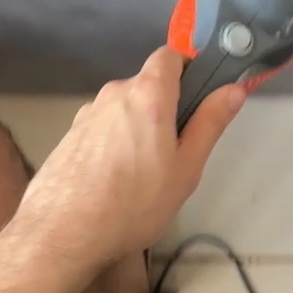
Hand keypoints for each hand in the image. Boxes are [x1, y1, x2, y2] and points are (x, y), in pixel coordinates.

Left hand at [16, 47, 244, 269]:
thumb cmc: (133, 203)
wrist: (59, 237)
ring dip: (137, 127)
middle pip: (147, 85)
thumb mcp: (186, 169)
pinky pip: (102, 128)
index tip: (198, 96)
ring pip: (123, 109)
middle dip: (164, 107)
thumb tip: (234, 89)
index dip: (187, 68)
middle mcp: (115, 93)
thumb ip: (210, 123)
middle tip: (174, 149)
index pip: (170, 55)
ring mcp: (87, 114)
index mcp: (148, 94)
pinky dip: (112, 143)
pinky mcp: (68, 136)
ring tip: (141, 174)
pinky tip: (112, 182)